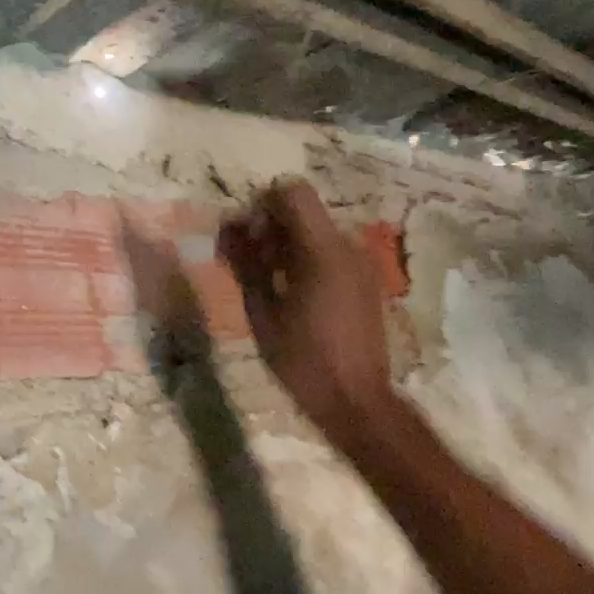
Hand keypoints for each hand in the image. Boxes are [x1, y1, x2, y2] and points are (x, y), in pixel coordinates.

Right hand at [218, 181, 403, 455]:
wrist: (357, 402)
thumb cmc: (303, 361)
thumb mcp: (263, 312)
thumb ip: (246, 262)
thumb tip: (229, 228)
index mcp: (323, 250)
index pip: (291, 191)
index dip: (261, 205)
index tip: (246, 237)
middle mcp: (347, 246)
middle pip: (302, 209)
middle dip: (269, 226)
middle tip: (245, 261)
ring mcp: (360, 263)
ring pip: (313, 230)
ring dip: (284, 244)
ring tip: (265, 281)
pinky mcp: (364, 280)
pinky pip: (328, 251)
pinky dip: (303, 259)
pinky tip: (289, 294)